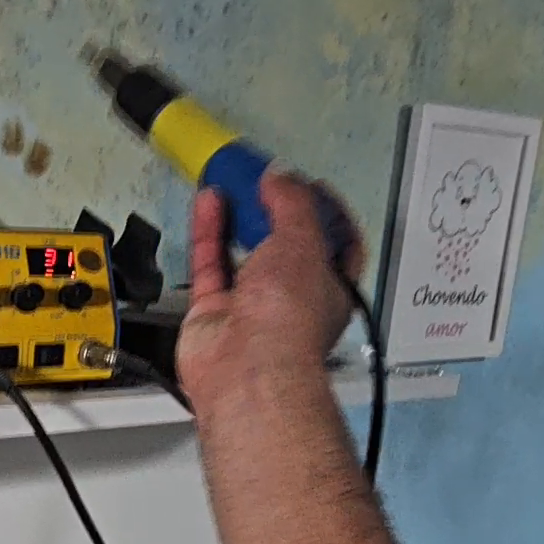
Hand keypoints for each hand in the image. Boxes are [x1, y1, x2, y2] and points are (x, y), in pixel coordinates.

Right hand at [176, 170, 363, 412]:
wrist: (244, 366)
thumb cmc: (288, 317)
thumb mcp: (304, 243)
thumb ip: (292, 204)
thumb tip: (281, 177)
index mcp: (330, 287)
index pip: (336, 242)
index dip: (324, 210)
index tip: (306, 184)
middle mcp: (289, 297)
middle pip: (283, 245)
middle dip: (273, 211)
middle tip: (262, 179)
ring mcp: (248, 305)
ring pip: (242, 252)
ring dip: (237, 217)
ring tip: (231, 182)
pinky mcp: (211, 310)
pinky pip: (209, 264)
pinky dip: (208, 232)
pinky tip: (209, 202)